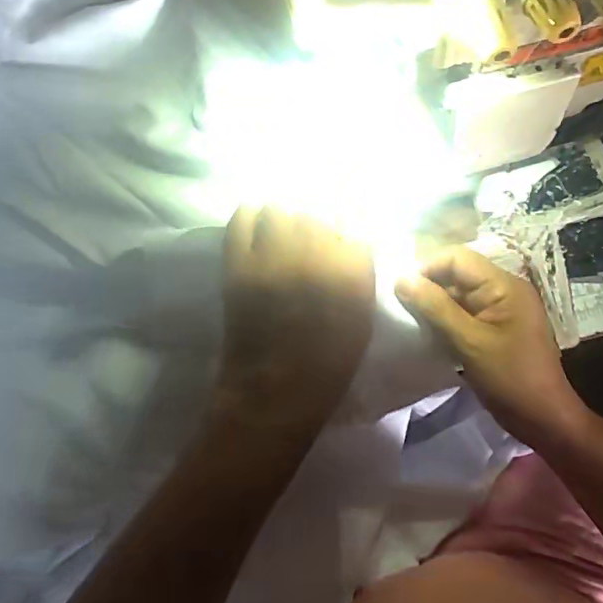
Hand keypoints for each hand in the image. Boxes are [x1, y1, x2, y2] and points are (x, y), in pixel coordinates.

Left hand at [215, 206, 375, 438]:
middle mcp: (315, 254)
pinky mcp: (240, 263)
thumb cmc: (327, 363)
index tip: (333, 251)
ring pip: (278, 212)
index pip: (348, 230)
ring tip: (277, 237)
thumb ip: (358, 273)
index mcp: (351, 270)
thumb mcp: (361, 318)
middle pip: (312, 217)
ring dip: (279, 222)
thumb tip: (346, 240)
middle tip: (303, 247)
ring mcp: (273, 255)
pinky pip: (242, 220)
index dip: (339, 241)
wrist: (274, 390)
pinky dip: (248, 218)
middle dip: (310, 230)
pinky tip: (253, 227)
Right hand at [394, 246, 591, 444]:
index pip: (458, 258)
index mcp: (504, 285)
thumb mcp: (469, 341)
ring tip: (409, 318)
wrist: (544, 420)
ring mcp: (499, 311)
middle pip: (456, 273)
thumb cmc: (511, 378)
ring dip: (433, 304)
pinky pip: (463, 313)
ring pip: (457, 294)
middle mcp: (503, 290)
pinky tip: (426, 332)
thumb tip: (401, 279)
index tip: (401, 288)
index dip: (427, 266)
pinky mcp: (494, 330)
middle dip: (428, 285)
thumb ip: (435, 307)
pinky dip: (444, 319)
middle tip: (400, 304)